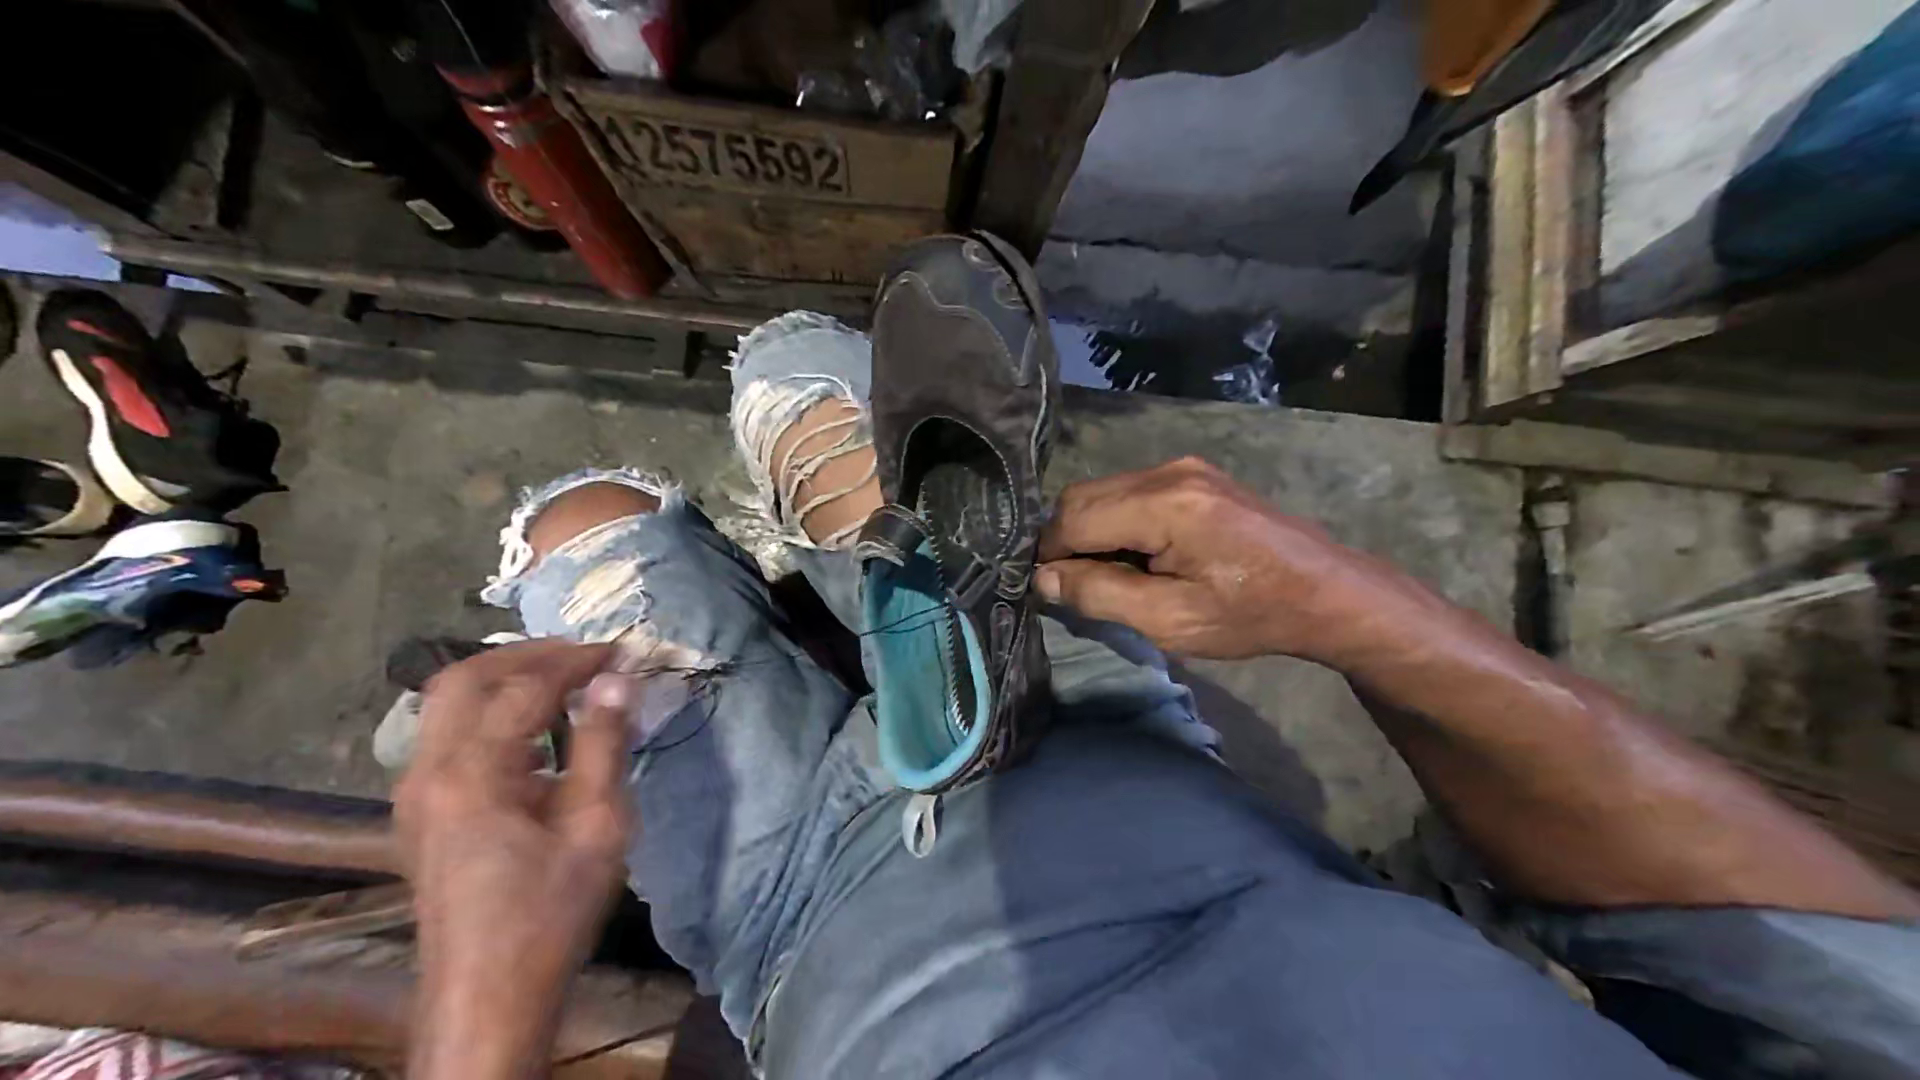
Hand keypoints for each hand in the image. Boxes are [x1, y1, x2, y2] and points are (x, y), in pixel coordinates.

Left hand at [395, 640, 633, 1079]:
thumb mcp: (597, 825)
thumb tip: (617, 679)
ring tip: (566, 681)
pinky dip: (493, 711)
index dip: (577, 660)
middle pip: (464, 678)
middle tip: (585, 654)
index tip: (622, 651)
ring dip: (507, 679)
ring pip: (449, 704)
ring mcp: (416, 794)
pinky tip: (537, 730)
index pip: (525, 687)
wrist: (488, 999)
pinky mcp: (422, 813)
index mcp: (471, 773)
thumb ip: (604, 744)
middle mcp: (429, 772)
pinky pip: (450, 735)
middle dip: (528, 654)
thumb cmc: (550, 911)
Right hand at [1036, 457, 1439, 662]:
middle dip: (1066, 541)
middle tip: (1081, 585)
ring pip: (1101, 491)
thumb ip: (1100, 594)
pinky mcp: (1192, 474)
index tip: (1051, 590)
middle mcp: (1168, 472)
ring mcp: (1182, 467)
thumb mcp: (1170, 620)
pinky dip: (1115, 520)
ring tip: (1113, 573)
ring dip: (1090, 530)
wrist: (1326, 591)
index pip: (1072, 520)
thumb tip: (1043, 577)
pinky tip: (1137, 553)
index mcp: (1165, 505)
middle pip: (1080, 497)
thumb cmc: (1250, 615)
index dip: (1049, 556)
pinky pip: (1128, 491)